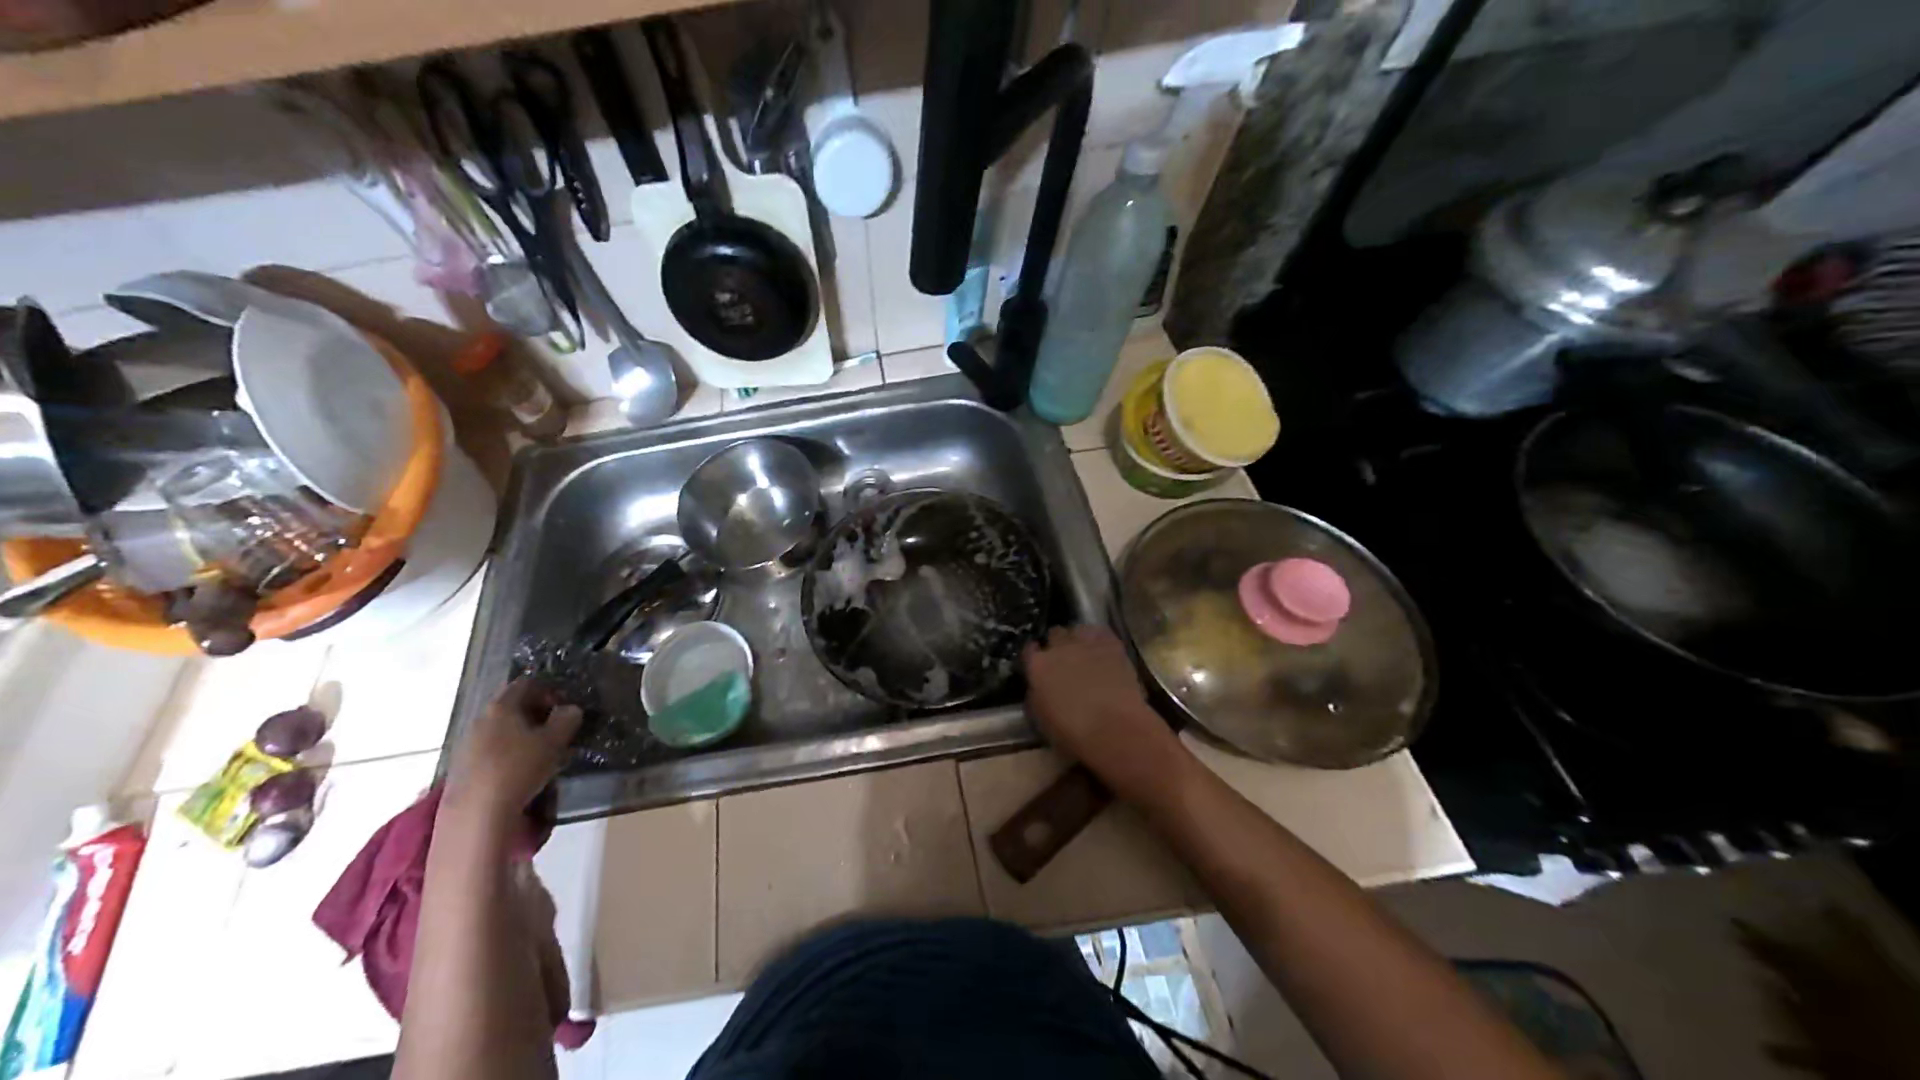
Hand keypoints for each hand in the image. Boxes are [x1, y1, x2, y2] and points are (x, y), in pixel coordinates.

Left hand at [445, 678, 582, 824]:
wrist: (476, 815)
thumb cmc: (519, 768)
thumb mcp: (554, 741)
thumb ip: (567, 720)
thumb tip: (571, 709)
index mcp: (501, 705)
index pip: (527, 684)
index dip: (550, 690)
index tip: (566, 708)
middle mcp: (481, 719)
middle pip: (513, 707)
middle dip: (538, 715)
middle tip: (560, 731)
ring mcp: (468, 744)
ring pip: (503, 731)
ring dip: (525, 737)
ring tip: (546, 755)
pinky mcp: (463, 769)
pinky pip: (494, 751)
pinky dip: (511, 755)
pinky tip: (524, 772)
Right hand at [1023, 625, 1183, 800]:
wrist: (1113, 728)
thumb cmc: (1072, 733)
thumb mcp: (1041, 719)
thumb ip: (1036, 695)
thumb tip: (1038, 687)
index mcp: (1037, 666)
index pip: (1028, 650)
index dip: (1034, 657)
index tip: (1038, 664)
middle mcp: (1058, 647)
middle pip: (1054, 634)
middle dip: (1057, 644)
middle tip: (1064, 660)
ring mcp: (1086, 642)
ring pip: (1077, 629)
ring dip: (1079, 638)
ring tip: (1086, 652)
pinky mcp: (1112, 644)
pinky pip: (1101, 632)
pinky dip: (1100, 639)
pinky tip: (1104, 650)